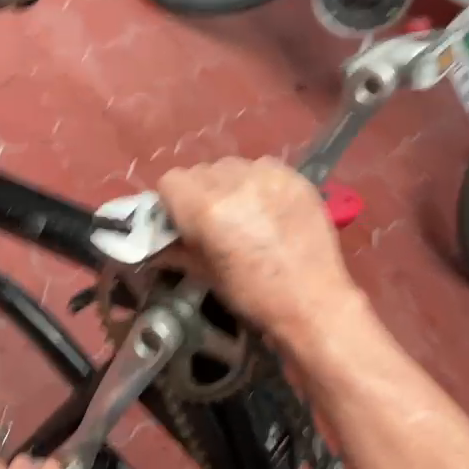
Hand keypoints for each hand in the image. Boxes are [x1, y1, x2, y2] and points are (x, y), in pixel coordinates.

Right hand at [157, 157, 361, 344]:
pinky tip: (268, 208)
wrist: (312, 301)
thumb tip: (157, 245)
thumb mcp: (206, 275)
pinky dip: (257, 182)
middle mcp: (234, 182)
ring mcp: (268, 176)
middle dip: (199, 193)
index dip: (171, 202)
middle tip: (212, 222)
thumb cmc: (253, 296)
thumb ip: (178, 250)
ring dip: (228, 184)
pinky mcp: (295, 176)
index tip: (180, 222)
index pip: (170, 181)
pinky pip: (262, 167)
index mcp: (206, 208)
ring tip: (243, 213)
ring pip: (231, 166)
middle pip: (200, 171)